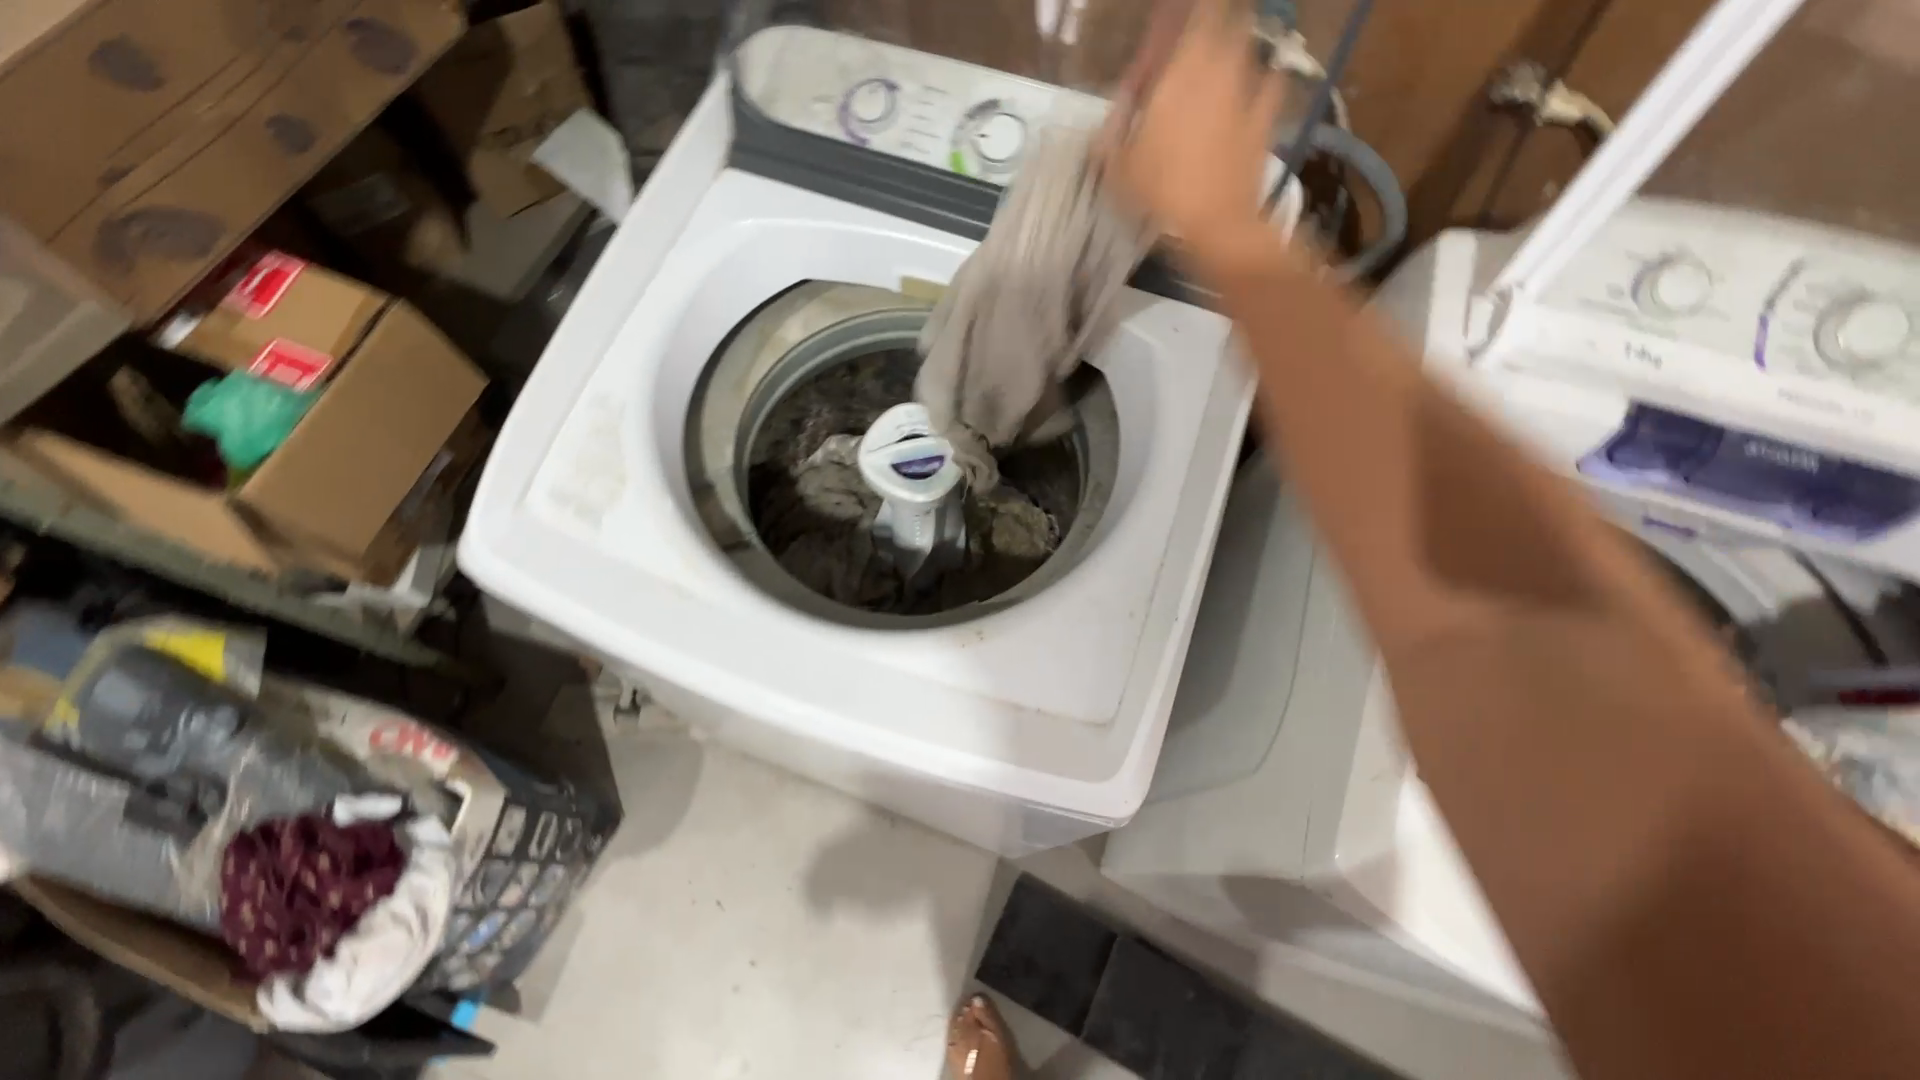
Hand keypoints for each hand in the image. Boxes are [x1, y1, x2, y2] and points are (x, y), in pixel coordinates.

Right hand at [1104, 1, 1286, 270]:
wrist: (1217, 226)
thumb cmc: (1161, 194)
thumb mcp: (1119, 168)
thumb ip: (1113, 132)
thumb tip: (1112, 114)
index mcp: (1178, 74)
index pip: (1190, 18)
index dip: (1181, 15)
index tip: (1171, 18)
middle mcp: (1216, 72)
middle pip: (1224, 24)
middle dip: (1214, 23)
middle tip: (1197, 37)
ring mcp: (1247, 94)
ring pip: (1247, 49)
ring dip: (1235, 47)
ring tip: (1223, 58)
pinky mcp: (1266, 120)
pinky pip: (1272, 83)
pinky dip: (1265, 77)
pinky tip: (1261, 82)